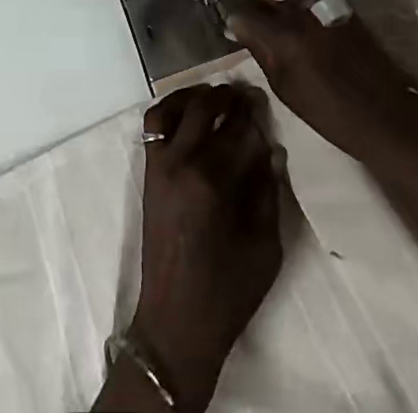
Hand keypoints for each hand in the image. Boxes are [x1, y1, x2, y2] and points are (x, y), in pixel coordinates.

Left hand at [126, 84, 284, 411]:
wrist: (176, 323)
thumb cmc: (228, 291)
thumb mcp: (266, 245)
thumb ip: (268, 190)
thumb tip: (270, 148)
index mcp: (213, 181)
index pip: (239, 129)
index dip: (255, 112)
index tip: (265, 101)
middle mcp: (181, 164)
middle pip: (205, 109)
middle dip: (229, 97)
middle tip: (246, 95)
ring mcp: (159, 167)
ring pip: (171, 108)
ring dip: (195, 96)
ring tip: (217, 97)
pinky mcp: (147, 175)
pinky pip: (153, 126)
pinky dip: (170, 109)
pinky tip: (190, 114)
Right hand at [227, 0, 417, 158]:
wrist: (385, 113)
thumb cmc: (329, 112)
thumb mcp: (285, 88)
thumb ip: (261, 52)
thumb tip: (238, 27)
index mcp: (283, 37)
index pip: (244, 10)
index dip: (232, 11)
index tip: (227, 15)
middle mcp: (302, 13)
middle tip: (243, 5)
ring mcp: (325, 5)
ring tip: (265, 1)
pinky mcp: (342, 5)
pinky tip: (293, 5)